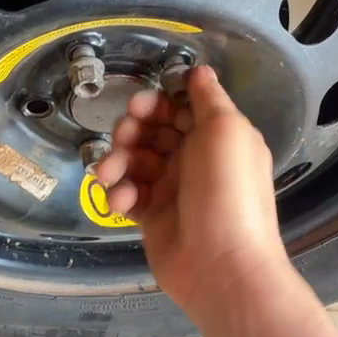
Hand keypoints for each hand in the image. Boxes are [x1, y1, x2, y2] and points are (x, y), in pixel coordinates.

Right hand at [93, 66, 292, 320]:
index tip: (139, 105)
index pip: (178, 108)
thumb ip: (208, 98)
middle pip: (151, 131)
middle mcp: (193, 159)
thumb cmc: (227, 192)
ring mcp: (171, 189)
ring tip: (110, 174)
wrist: (222, 267)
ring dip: (117, 161)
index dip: (155, 102)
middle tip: (124, 137)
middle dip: (131, 129)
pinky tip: (121, 203)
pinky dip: (119, 193)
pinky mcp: (151, 216)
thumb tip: (200, 69)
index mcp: (215, 137)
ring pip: (133, 161)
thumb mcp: (226, 131)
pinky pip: (127, 193)